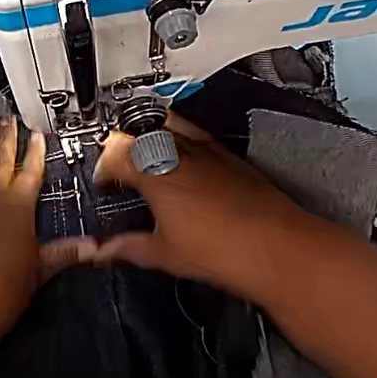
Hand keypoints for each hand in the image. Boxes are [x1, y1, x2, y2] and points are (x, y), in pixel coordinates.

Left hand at [0, 119, 95, 342]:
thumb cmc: (0, 289)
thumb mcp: (40, 271)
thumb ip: (64, 254)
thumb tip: (95, 247)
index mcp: (18, 209)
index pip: (31, 173)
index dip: (36, 153)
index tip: (37, 134)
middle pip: (1, 163)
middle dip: (6, 140)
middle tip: (7, 119)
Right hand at [94, 115, 319, 299]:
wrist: (273, 246)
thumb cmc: (225, 248)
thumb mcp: (164, 253)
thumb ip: (127, 247)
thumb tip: (107, 249)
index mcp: (155, 171)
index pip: (114, 154)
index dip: (103, 169)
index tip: (104, 183)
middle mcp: (179, 152)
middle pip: (138, 130)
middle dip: (123, 147)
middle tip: (120, 169)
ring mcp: (205, 149)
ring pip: (167, 124)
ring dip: (151, 137)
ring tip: (148, 160)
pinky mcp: (227, 154)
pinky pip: (195, 134)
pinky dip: (181, 142)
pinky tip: (184, 165)